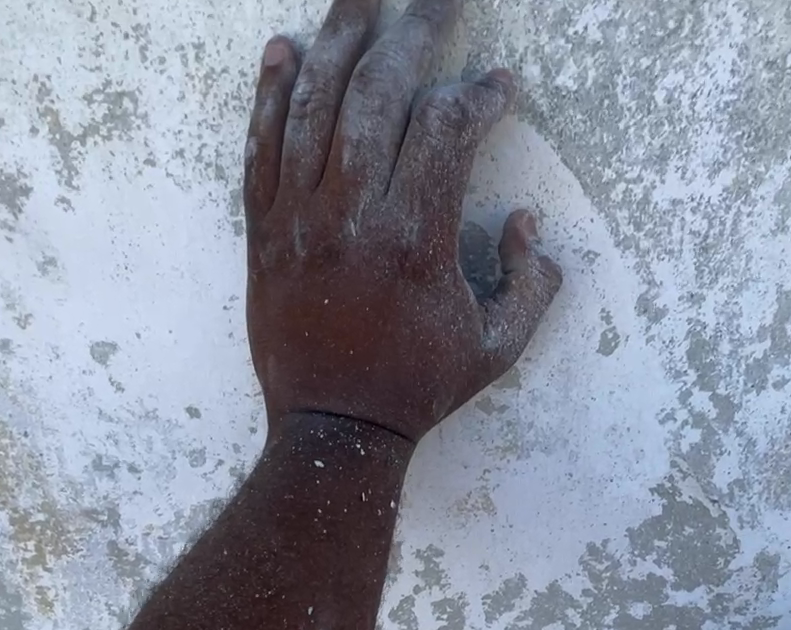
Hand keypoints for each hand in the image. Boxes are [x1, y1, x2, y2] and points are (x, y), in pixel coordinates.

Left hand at [241, 0, 562, 443]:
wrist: (334, 429)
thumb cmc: (417, 389)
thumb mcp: (497, 351)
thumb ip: (531, 285)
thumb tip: (529, 223)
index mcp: (417, 242)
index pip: (448, 129)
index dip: (480, 94)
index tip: (500, 86)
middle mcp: (354, 217)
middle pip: (380, 93)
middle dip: (417, 31)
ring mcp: (299, 221)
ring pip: (314, 104)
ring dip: (341, 36)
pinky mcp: (263, 235)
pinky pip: (258, 148)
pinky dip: (268, 95)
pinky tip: (283, 50)